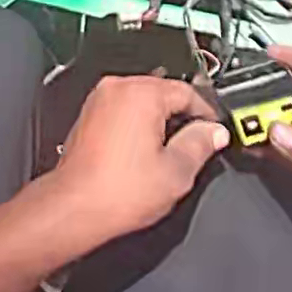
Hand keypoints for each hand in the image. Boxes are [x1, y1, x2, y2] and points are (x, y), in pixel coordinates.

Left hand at [36, 76, 230, 249]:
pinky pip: (122, 106)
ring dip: (159, 117)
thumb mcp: (176, 171)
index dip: (206, 112)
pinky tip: (143, 149)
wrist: (76, 203)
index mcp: (140, 94)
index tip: (215, 130)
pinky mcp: (90, 112)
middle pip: (162, 90)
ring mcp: (99, 98)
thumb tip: (213, 131)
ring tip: (170, 149)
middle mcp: (116, 88)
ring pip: (141, 97)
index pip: (186, 90)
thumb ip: (200, 144)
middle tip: (197, 142)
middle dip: (182, 114)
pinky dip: (137, 120)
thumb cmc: (119, 190)